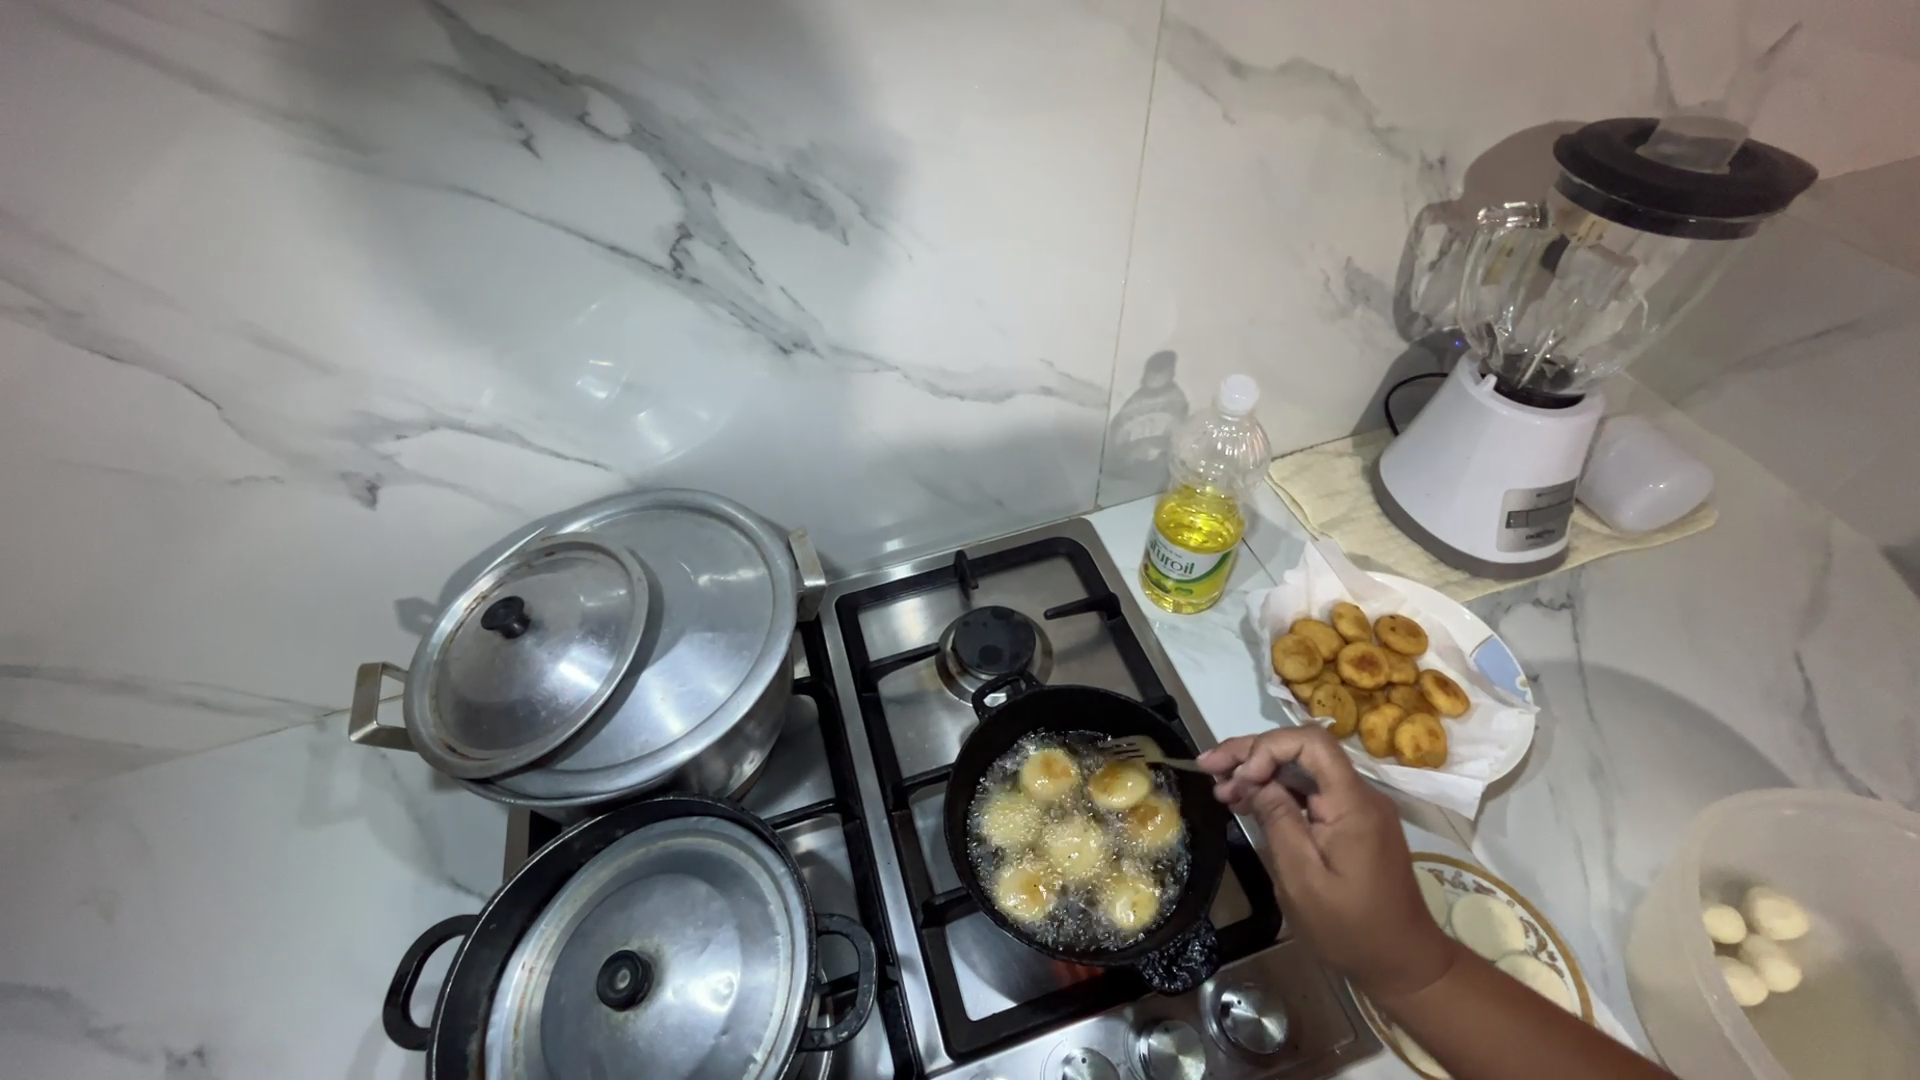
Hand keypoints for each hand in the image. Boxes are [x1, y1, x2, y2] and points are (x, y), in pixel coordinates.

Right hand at [1198, 727, 1454, 1003]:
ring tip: (1217, 785)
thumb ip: (1278, 820)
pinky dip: (1274, 790)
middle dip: (1251, 753)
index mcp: (1352, 804)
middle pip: (1301, 750)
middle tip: (1207, 765)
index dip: (1268, 748)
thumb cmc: (1350, 928)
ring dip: (1258, 771)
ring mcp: (1355, 807)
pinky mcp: (1350, 821)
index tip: (1241, 777)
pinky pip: (1309, 791)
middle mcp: (1358, 795)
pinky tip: (1243, 800)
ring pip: (1301, 769)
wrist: (1404, 964)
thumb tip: (1255, 779)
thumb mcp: (1302, 879)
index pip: (1311, 743)